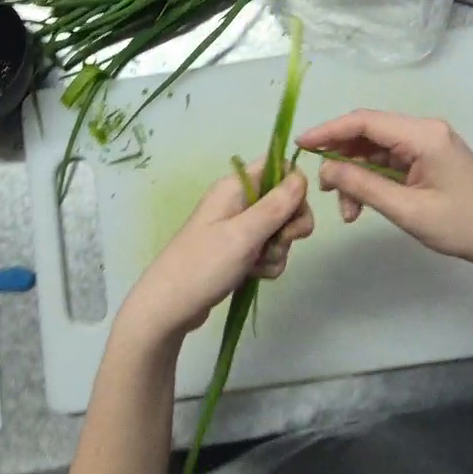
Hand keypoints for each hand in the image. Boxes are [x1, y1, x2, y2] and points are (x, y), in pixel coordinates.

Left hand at [119, 168, 314, 341]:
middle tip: (278, 243)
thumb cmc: (204, 265)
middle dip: (290, 226)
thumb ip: (276, 206)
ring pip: (280, 230)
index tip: (293, 212)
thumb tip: (302, 176)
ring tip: (256, 265)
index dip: (294, 186)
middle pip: (284, 201)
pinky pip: (268, 250)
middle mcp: (239, 201)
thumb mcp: (244, 234)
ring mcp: (239, 228)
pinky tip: (254, 275)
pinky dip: (268, 263)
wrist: (170, 306)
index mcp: (236, 187)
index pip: (278, 166)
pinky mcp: (240, 251)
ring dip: (278, 250)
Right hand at [297, 110, 472, 278]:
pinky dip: (373, 179)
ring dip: (356, 175)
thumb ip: (363, 187)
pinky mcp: (430, 159)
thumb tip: (325, 169)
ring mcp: (428, 143)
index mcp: (422, 134)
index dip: (328, 130)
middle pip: (368, 132)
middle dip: (341, 159)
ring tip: (349, 210)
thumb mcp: (408, 210)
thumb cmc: (464, 227)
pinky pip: (390, 160)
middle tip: (323, 190)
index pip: (363, 121)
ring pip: (376, 149)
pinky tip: (364, 204)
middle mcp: (424, 130)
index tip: (299, 145)